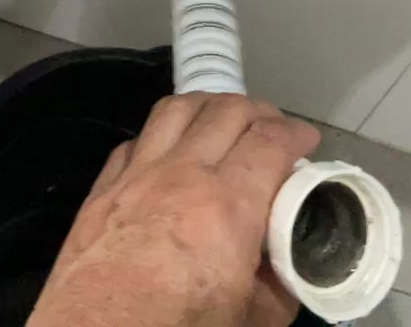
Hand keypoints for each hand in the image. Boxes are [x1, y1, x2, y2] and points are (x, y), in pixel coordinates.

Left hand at [25, 93, 320, 326]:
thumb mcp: (251, 322)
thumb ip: (278, 285)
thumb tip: (287, 265)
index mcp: (228, 206)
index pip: (270, 141)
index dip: (295, 133)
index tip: (306, 140)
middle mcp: (183, 174)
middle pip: (227, 110)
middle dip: (259, 111)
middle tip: (273, 127)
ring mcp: (138, 174)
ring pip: (177, 108)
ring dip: (209, 105)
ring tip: (224, 117)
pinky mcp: (104, 187)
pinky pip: (137, 138)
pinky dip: (161, 134)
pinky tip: (169, 148)